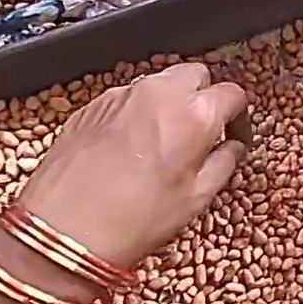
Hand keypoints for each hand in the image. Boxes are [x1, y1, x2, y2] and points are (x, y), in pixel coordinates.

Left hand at [15, 61, 247, 267]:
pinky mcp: (92, 105)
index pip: (232, 94)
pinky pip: (127, 96)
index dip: (239, 117)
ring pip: (159, 81)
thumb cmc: (135, 219)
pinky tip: (132, 145)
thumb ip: (223, 163)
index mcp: (194, 114)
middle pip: (196, 75)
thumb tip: (233, 148)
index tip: (234, 138)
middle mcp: (159, 93)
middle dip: (205, 97)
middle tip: (202, 132)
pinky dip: (139, 111)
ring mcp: (122, 95)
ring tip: (166, 139)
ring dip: (172, 101)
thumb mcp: (195, 199)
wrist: (63, 228)